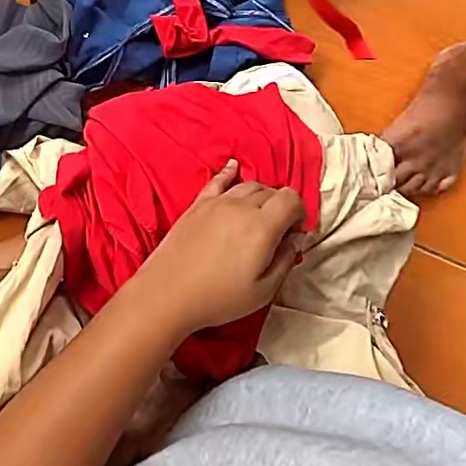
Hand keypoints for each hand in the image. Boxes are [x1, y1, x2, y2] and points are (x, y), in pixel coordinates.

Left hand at [121, 160, 305, 337]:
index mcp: (262, 227)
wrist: (166, 295)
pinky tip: (234, 167)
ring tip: (259, 216)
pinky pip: (218, 181)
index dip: (299, 213)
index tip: (295, 232)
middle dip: (281, 207)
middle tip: (278, 231)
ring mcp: (217, 203)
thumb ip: (285, 261)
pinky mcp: (198, 205)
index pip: (291, 199)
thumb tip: (294, 241)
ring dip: (261, 196)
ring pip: (249, 185)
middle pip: (271, 191)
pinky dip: (230, 173)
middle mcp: (241, 207)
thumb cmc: (217, 299)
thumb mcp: (263, 292)